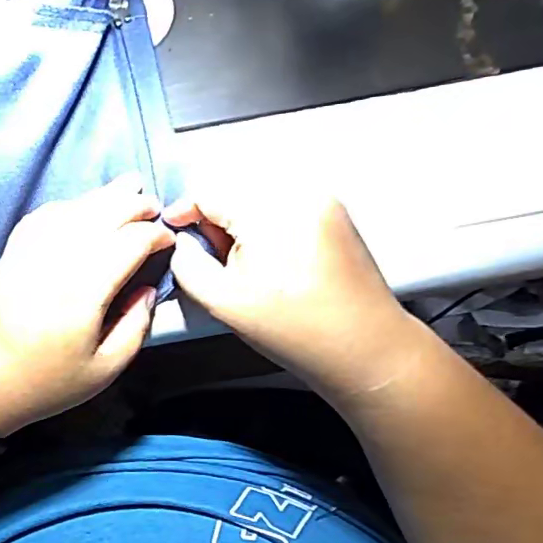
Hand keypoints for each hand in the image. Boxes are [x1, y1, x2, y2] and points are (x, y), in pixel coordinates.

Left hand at [0, 176, 174, 433]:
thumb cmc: (42, 383)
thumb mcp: (103, 370)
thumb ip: (135, 326)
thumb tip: (147, 290)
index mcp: (85, 288)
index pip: (130, 241)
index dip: (155, 235)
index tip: (169, 240)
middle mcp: (57, 258)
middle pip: (102, 213)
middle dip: (133, 204)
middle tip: (153, 206)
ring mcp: (29, 250)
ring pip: (73, 208)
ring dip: (103, 196)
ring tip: (126, 190)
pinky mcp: (10, 252)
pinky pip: (43, 215)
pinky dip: (67, 204)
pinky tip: (79, 207)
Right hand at [166, 187, 421, 405]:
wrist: (366, 350)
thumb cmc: (304, 332)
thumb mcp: (225, 303)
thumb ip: (189, 266)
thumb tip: (181, 244)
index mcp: (271, 211)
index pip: (210, 193)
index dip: (185, 213)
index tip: (176, 231)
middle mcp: (301, 196)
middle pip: (236, 195)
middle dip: (217, 225)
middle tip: (217, 265)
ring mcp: (323, 205)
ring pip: (260, 204)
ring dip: (243, 230)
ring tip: (251, 273)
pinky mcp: (336, 218)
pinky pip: (286, 214)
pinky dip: (270, 233)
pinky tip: (277, 270)